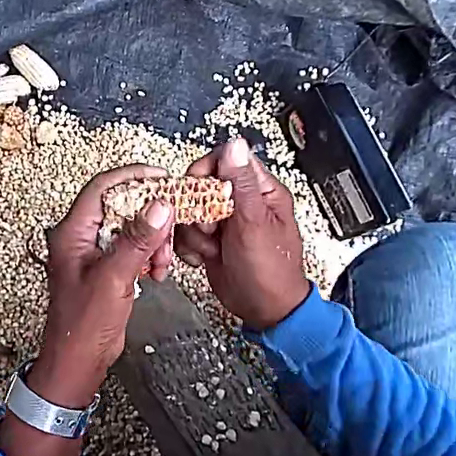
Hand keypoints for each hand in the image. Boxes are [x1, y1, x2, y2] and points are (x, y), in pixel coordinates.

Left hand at [28, 165, 177, 407]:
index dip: (132, 177)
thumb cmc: (84, 324)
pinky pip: (133, 248)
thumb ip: (137, 241)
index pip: (102, 187)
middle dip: (150, 215)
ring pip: (131, 227)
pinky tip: (157, 272)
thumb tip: (160, 205)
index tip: (161, 177)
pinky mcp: (107, 267)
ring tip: (162, 262)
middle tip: (172, 223)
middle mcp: (81, 237)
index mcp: (73, 232)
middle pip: (121, 205)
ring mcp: (95, 252)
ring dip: (153, 240)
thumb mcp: (113, 278)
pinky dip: (149, 255)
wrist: (78, 361)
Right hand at [174, 137, 309, 328]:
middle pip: (200, 186)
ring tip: (212, 248)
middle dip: (197, 209)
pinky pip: (186, 233)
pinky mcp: (210, 240)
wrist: (264, 310)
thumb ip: (240, 183)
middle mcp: (241, 202)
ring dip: (194, 233)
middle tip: (210, 228)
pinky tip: (204, 258)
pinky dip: (189, 246)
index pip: (225, 160)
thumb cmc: (270, 270)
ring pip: (189, 211)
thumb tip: (234, 144)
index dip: (205, 173)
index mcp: (260, 190)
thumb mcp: (254, 222)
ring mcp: (224, 222)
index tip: (199, 192)